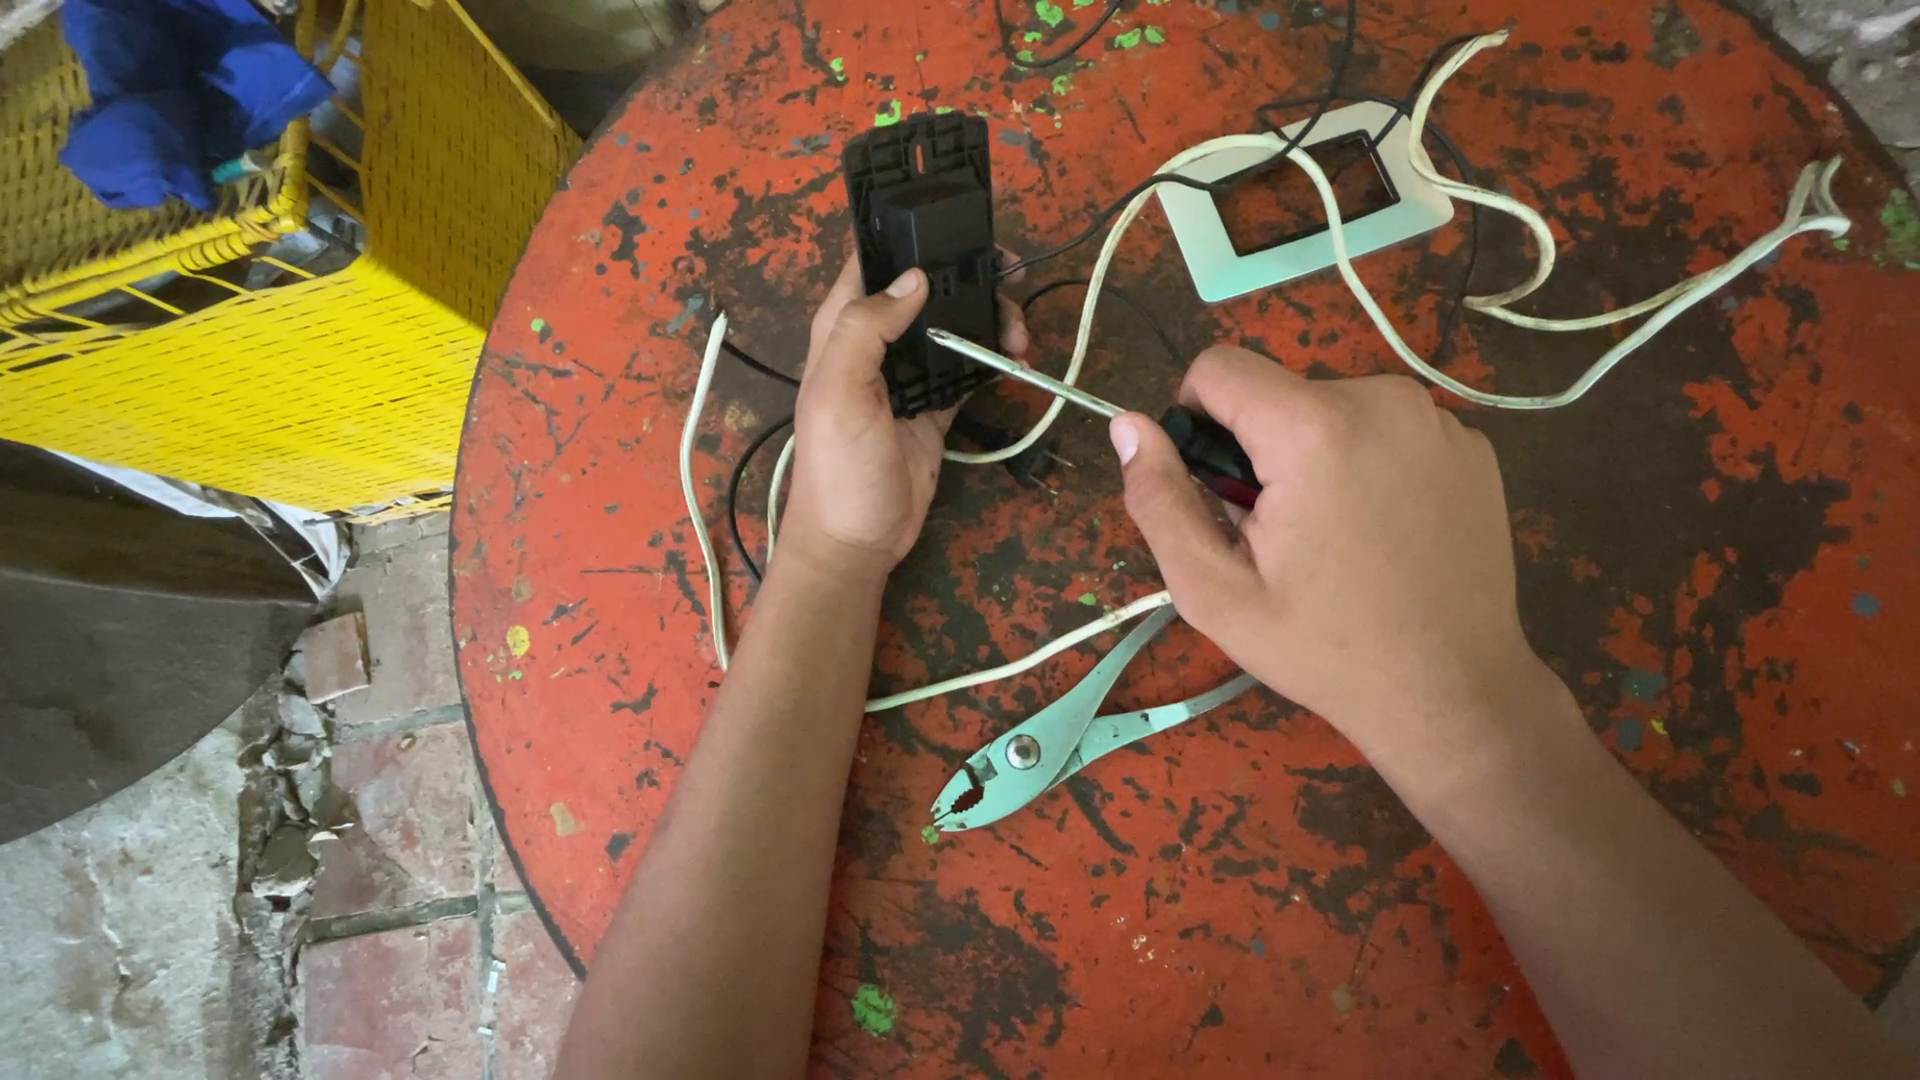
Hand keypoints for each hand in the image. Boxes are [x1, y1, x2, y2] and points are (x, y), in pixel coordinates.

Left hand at [779, 259, 1028, 578]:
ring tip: (1019, 332)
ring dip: (987, 319)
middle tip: (1011, 277)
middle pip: (924, 292)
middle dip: (966, 278)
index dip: (909, 240)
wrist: (859, 538)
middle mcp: (877, 345)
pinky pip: (966, 369)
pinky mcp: (935, 408)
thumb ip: (865, 330)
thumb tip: (915, 280)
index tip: (959, 227)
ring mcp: (909, 378)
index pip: (872, 265)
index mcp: (843, 331)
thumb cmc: (840, 466)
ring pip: (952, 327)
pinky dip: (991, 359)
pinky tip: (1015, 357)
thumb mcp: (840, 392)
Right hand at [1109, 346, 1554, 762]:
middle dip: (1254, 449)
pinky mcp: (1471, 444)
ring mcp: (1437, 420)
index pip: (1217, 368)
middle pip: (1273, 393)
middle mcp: (1382, 399)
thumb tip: (1127, 425)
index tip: (1213, 487)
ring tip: (1326, 535)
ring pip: (1326, 408)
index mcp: (1312, 428)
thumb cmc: (1319, 645)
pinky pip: (1381, 427)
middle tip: (1272, 533)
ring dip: (1305, 456)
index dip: (1194, 421)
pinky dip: (1361, 463)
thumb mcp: (1210, 588)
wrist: (1451, 692)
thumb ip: (1158, 499)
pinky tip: (1377, 531)